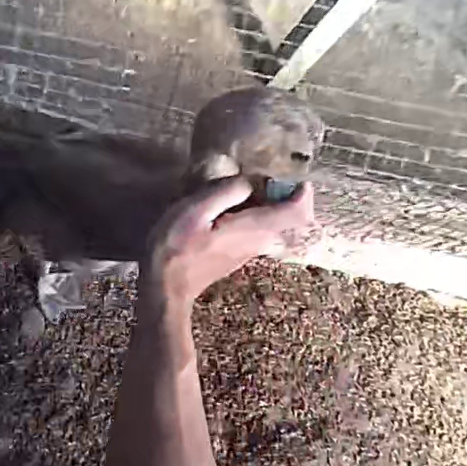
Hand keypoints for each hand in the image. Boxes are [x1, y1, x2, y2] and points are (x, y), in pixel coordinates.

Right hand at [143, 178, 313, 307]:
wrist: (165, 287)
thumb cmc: (176, 247)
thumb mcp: (194, 211)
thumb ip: (225, 193)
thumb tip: (248, 184)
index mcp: (254, 229)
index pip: (297, 212)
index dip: (301, 193)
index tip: (291, 178)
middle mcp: (259, 242)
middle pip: (288, 218)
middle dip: (280, 195)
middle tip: (258, 178)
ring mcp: (248, 252)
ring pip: (272, 224)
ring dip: (264, 204)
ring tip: (239, 191)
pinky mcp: (235, 256)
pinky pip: (256, 231)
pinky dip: (251, 215)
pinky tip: (225, 210)